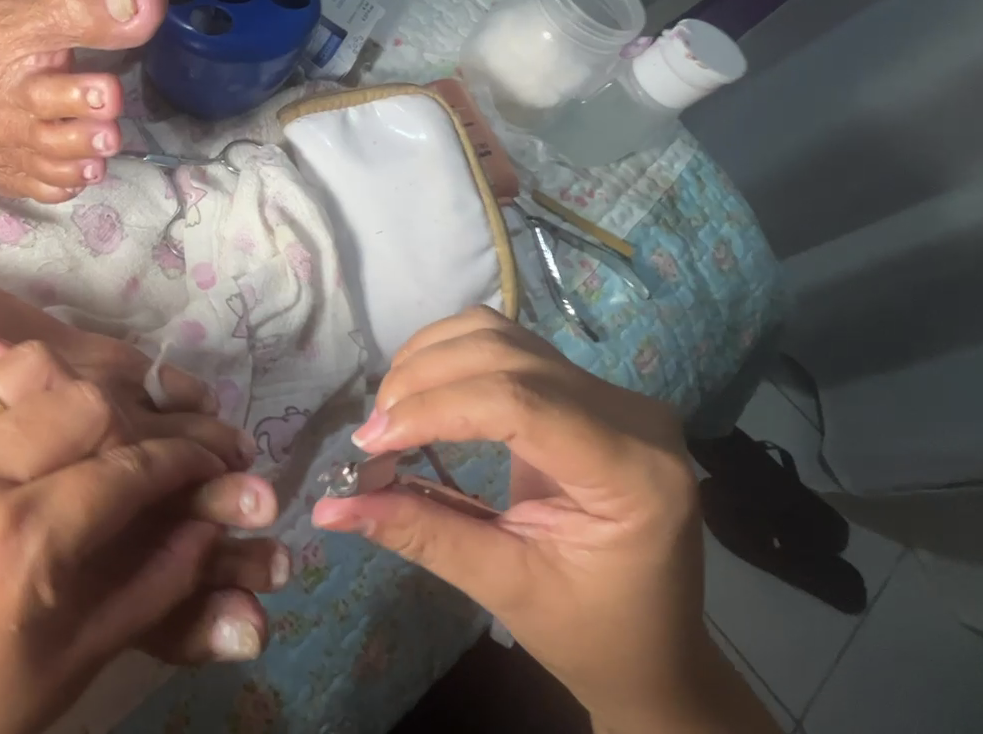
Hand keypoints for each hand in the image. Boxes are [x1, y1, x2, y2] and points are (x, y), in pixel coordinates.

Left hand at [0, 326, 244, 733]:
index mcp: (20, 541)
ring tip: (105, 417)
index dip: (187, 460)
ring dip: (80, 381)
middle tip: (169, 444)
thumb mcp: (89, 651)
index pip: (130, 467)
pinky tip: (6, 360)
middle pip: (88, 400)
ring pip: (27, 364)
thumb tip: (218, 511)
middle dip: (147, 420)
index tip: (218, 458)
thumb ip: (167, 578)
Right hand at [311, 308, 778, 733]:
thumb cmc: (591, 631)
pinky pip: (503, 344)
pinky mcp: (580, 390)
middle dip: (421, 382)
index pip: (518, 402)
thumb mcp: (504, 587)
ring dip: (429, 359)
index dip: (433, 409)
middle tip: (374, 434)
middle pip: (503, 354)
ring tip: (392, 412)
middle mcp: (629, 414)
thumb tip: (328, 509)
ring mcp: (608, 394)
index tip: (371, 442)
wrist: (653, 648)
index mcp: (632, 472)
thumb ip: (420, 534)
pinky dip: (447, 356)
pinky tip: (421, 393)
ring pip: (497, 334)